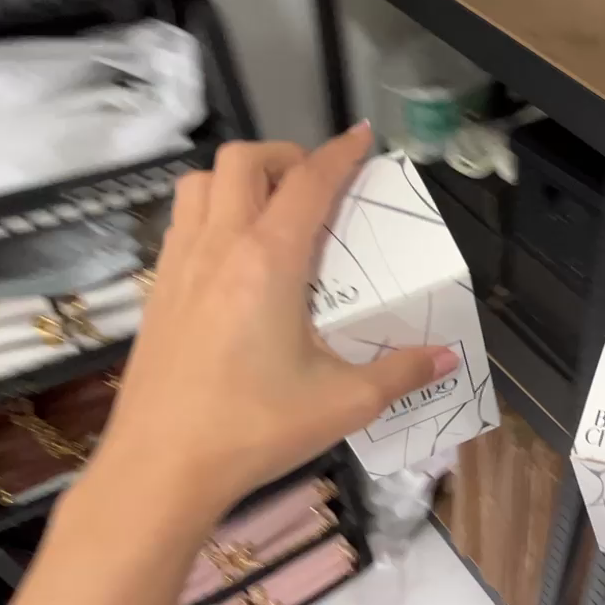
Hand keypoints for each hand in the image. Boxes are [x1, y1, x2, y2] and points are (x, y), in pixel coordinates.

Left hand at [92, 126, 456, 513]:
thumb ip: (402, 373)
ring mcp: (179, 267)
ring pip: (201, 184)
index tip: (360, 137)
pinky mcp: (157, 293)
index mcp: (269, 262)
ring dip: (240, 179)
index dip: (339, 154)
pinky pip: (182, 223)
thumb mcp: (346, 402)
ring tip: (273, 211)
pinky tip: (236, 259)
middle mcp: (219, 248)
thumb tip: (447, 358)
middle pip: (242, 161)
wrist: (162, 467)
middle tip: (318, 186)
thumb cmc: (257, 428)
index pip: (308, 184)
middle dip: (286, 156)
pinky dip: (213, 212)